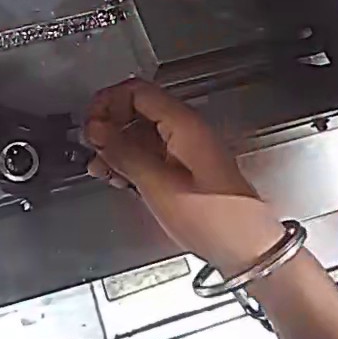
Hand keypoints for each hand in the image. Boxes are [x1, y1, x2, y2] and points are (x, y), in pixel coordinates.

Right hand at [84, 79, 285, 273]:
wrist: (246, 247)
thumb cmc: (214, 218)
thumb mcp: (158, 185)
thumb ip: (124, 153)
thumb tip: (97, 130)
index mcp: (184, 124)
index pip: (137, 91)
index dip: (108, 103)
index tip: (90, 125)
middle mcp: (186, 130)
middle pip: (138, 110)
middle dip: (109, 125)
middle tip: (91, 148)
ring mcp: (186, 149)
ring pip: (142, 133)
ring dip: (117, 147)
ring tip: (100, 168)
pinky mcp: (185, 168)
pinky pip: (152, 153)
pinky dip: (131, 162)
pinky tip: (119, 177)